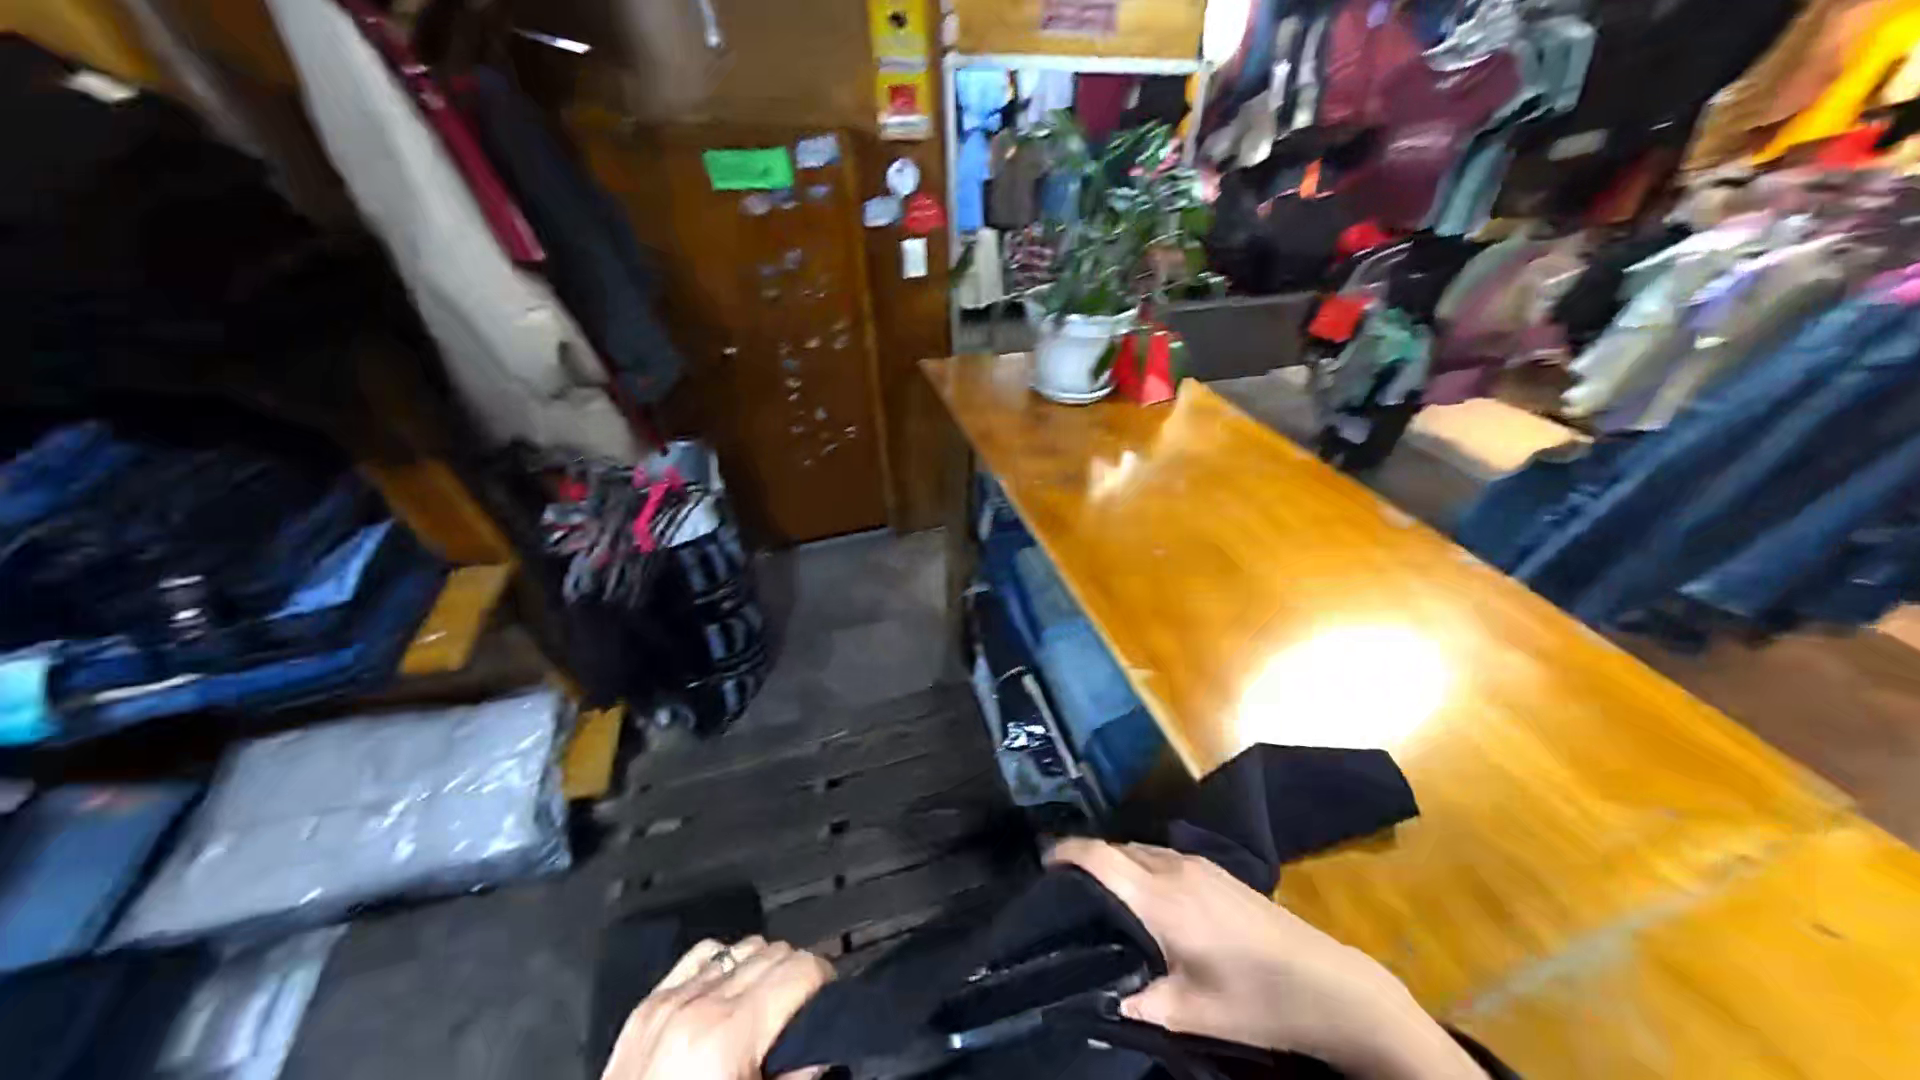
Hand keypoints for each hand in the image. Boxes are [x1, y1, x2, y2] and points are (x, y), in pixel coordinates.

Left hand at [599, 936, 833, 1079]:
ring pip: (742, 947)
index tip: (830, 998)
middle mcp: (699, 1007)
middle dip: (796, 975)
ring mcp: (668, 1002)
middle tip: (802, 1009)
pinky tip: (728, 994)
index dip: (824, 980)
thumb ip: (798, 1077)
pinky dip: (723, 965)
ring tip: (766, 1004)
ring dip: (762, 967)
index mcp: (728, 1037)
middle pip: (775, 952)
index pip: (800, 969)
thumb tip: (826, 1047)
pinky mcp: (645, 1007)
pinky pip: (702, 956)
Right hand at [1049, 840, 1485, 1079]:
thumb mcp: (1193, 1014)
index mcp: (1162, 899)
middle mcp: (1175, 868)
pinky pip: (1163, 856)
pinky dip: (1142, 867)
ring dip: (1117, 863)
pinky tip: (1146, 898)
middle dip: (1088, 860)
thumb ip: (1139, 1002)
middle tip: (1066, 891)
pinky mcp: (1219, 871)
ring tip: (1101, 895)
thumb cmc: (1257, 1000)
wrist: (1331, 985)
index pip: (1100, 857)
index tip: (1042, 863)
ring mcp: (1200, 865)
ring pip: (1141, 850)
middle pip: (1116, 849)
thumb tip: (1100, 995)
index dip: (1066, 852)